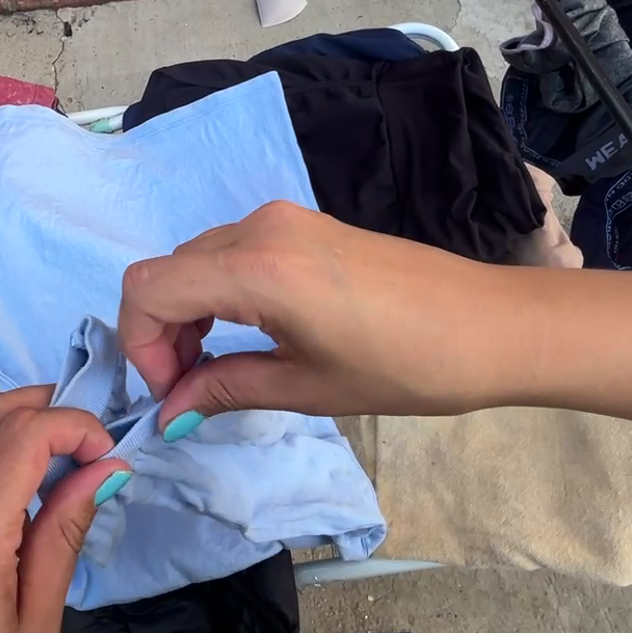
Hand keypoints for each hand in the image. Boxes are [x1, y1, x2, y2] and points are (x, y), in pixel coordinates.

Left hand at [0, 387, 129, 632]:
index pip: (23, 437)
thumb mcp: (37, 625)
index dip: (73, 425)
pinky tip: (23, 485)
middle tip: (87, 435)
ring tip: (63, 452)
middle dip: (44, 406)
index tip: (107, 451)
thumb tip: (105, 465)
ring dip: (16, 424)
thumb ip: (65, 533)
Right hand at [119, 200, 530, 428]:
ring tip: (213, 364)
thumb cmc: (407, 365)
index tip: (172, 392)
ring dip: (184, 311)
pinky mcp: (296, 222)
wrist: (490, 323)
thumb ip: (225, 389)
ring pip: (192, 259)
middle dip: (159, 332)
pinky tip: (241, 328)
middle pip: (165, 270)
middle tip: (189, 387)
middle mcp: (258, 227)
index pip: (148, 287)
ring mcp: (278, 217)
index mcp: (258, 267)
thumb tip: (169, 414)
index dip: (140, 344)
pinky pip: (226, 250)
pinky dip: (213, 291)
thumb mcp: (309, 386)